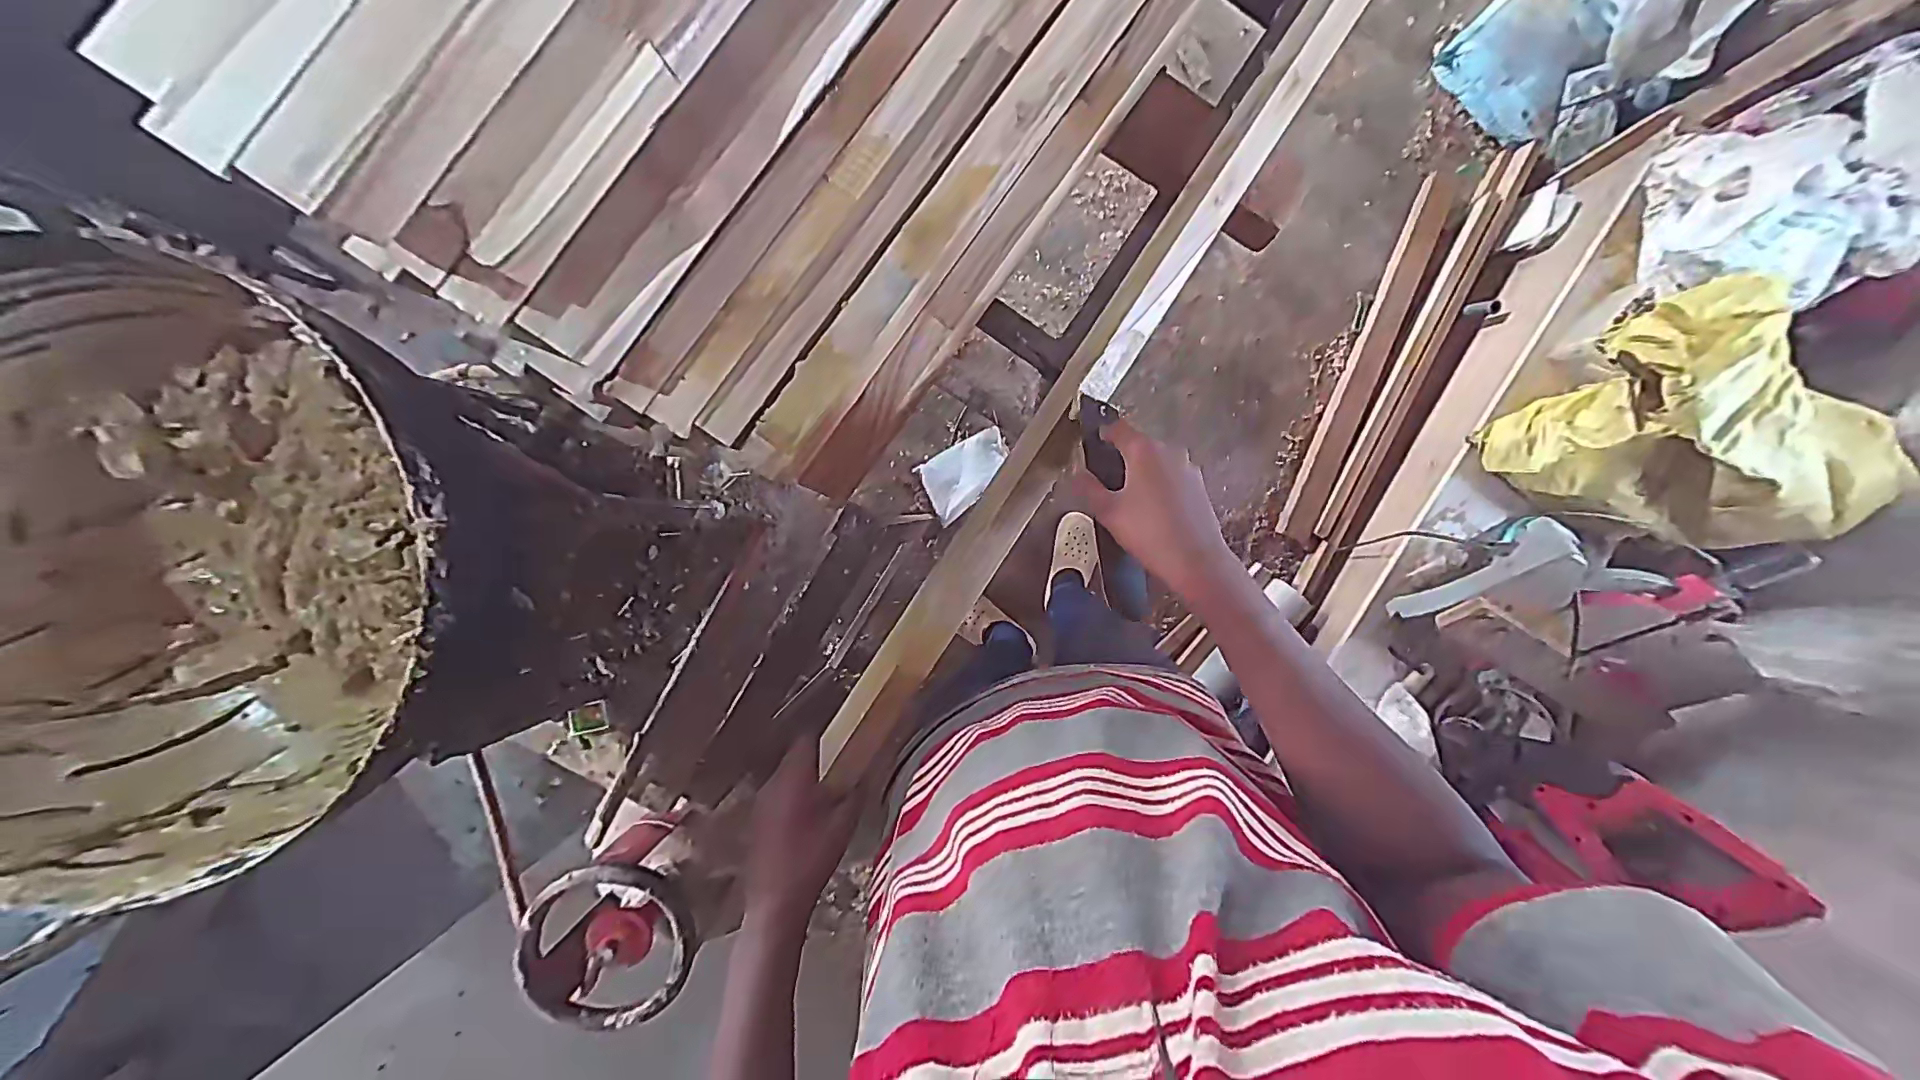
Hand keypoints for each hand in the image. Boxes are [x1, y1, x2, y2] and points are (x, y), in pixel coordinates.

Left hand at [743, 739, 859, 925]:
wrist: (776, 902)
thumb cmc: (812, 859)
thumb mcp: (844, 824)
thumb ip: (856, 792)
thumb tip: (867, 773)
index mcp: (794, 778)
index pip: (805, 740)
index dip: (823, 736)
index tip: (839, 738)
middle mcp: (772, 784)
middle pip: (793, 758)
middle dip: (815, 759)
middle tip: (838, 765)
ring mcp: (760, 803)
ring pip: (784, 777)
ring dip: (802, 779)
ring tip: (825, 791)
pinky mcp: (755, 821)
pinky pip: (776, 796)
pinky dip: (790, 797)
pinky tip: (805, 816)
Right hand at [1072, 418, 1241, 601]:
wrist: (1196, 561)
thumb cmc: (1149, 533)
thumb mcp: (1108, 512)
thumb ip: (1088, 488)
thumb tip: (1078, 473)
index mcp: (1144, 450)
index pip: (1119, 428)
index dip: (1103, 434)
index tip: (1093, 445)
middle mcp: (1170, 451)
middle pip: (1140, 445)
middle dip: (1122, 458)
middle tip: (1105, 481)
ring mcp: (1188, 469)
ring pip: (1157, 463)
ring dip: (1142, 474)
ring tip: (1128, 501)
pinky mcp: (1200, 487)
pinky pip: (1172, 479)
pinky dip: (1159, 487)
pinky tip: (1152, 512)